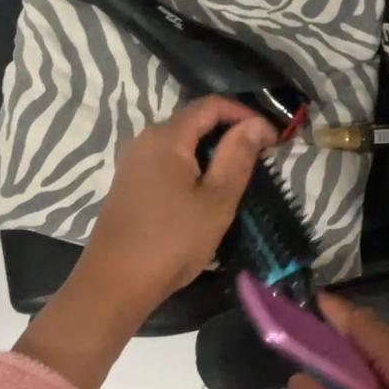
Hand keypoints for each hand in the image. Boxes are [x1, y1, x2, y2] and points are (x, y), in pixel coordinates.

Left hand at [14, 97, 273, 388]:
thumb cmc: (172, 241)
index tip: (273, 138)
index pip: (211, 106)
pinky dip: (192, 166)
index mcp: (166, 138)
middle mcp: (144, 140)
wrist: (115, 283)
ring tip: (238, 175)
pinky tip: (204, 192)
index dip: (246, 114)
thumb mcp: (216, 200)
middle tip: (261, 157)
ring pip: (180, 143)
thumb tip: (257, 124)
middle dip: (229, 132)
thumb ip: (237, 157)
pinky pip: (166, 161)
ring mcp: (132, 162)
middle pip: (193, 121)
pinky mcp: (128, 184)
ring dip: (211, 151)